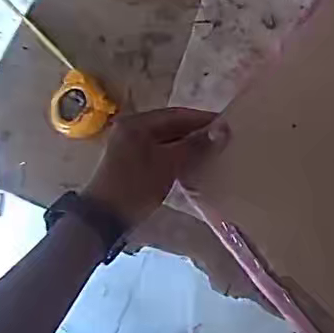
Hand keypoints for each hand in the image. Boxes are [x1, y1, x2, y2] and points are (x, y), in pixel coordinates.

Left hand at [82, 107, 224, 227]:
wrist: (105, 218)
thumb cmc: (136, 186)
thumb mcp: (169, 164)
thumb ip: (195, 145)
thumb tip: (222, 130)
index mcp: (137, 123)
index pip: (178, 114)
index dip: (203, 118)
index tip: (228, 123)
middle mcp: (132, 128)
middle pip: (172, 124)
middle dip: (198, 130)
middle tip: (225, 136)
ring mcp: (131, 144)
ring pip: (168, 137)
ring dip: (190, 142)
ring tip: (215, 147)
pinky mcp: (133, 159)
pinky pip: (162, 149)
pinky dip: (179, 152)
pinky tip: (196, 159)